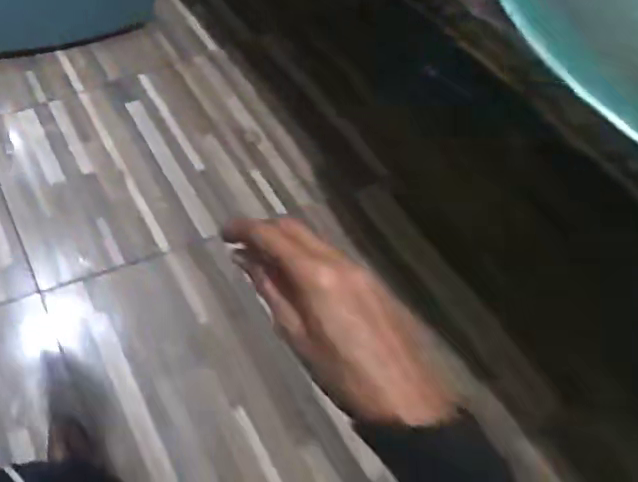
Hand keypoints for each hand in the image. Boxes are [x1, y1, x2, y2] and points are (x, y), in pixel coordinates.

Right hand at [224, 217, 457, 426]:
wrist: (415, 409)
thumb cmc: (343, 374)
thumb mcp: (294, 333)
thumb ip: (269, 288)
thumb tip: (245, 258)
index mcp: (315, 274)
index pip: (269, 234)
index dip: (241, 228)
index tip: (222, 234)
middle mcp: (339, 263)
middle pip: (292, 227)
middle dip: (262, 229)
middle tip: (241, 245)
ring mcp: (363, 273)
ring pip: (313, 240)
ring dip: (286, 242)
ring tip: (266, 262)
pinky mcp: (377, 287)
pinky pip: (332, 257)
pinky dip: (307, 255)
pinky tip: (300, 278)